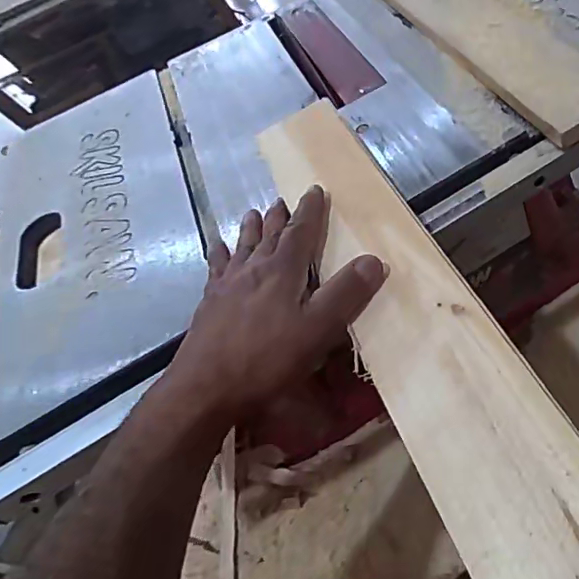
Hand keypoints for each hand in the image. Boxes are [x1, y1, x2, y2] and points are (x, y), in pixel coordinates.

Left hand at [150, 186, 384, 427]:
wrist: (205, 388)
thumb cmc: (267, 359)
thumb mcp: (318, 329)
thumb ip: (345, 293)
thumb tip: (373, 260)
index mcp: (282, 272)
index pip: (300, 233)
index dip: (310, 212)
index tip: (316, 191)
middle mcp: (253, 271)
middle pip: (270, 236)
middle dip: (282, 218)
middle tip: (284, 201)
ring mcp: (227, 286)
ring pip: (243, 248)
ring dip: (252, 230)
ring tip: (253, 214)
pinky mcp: (210, 304)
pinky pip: (217, 269)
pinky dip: (220, 255)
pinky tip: (217, 250)